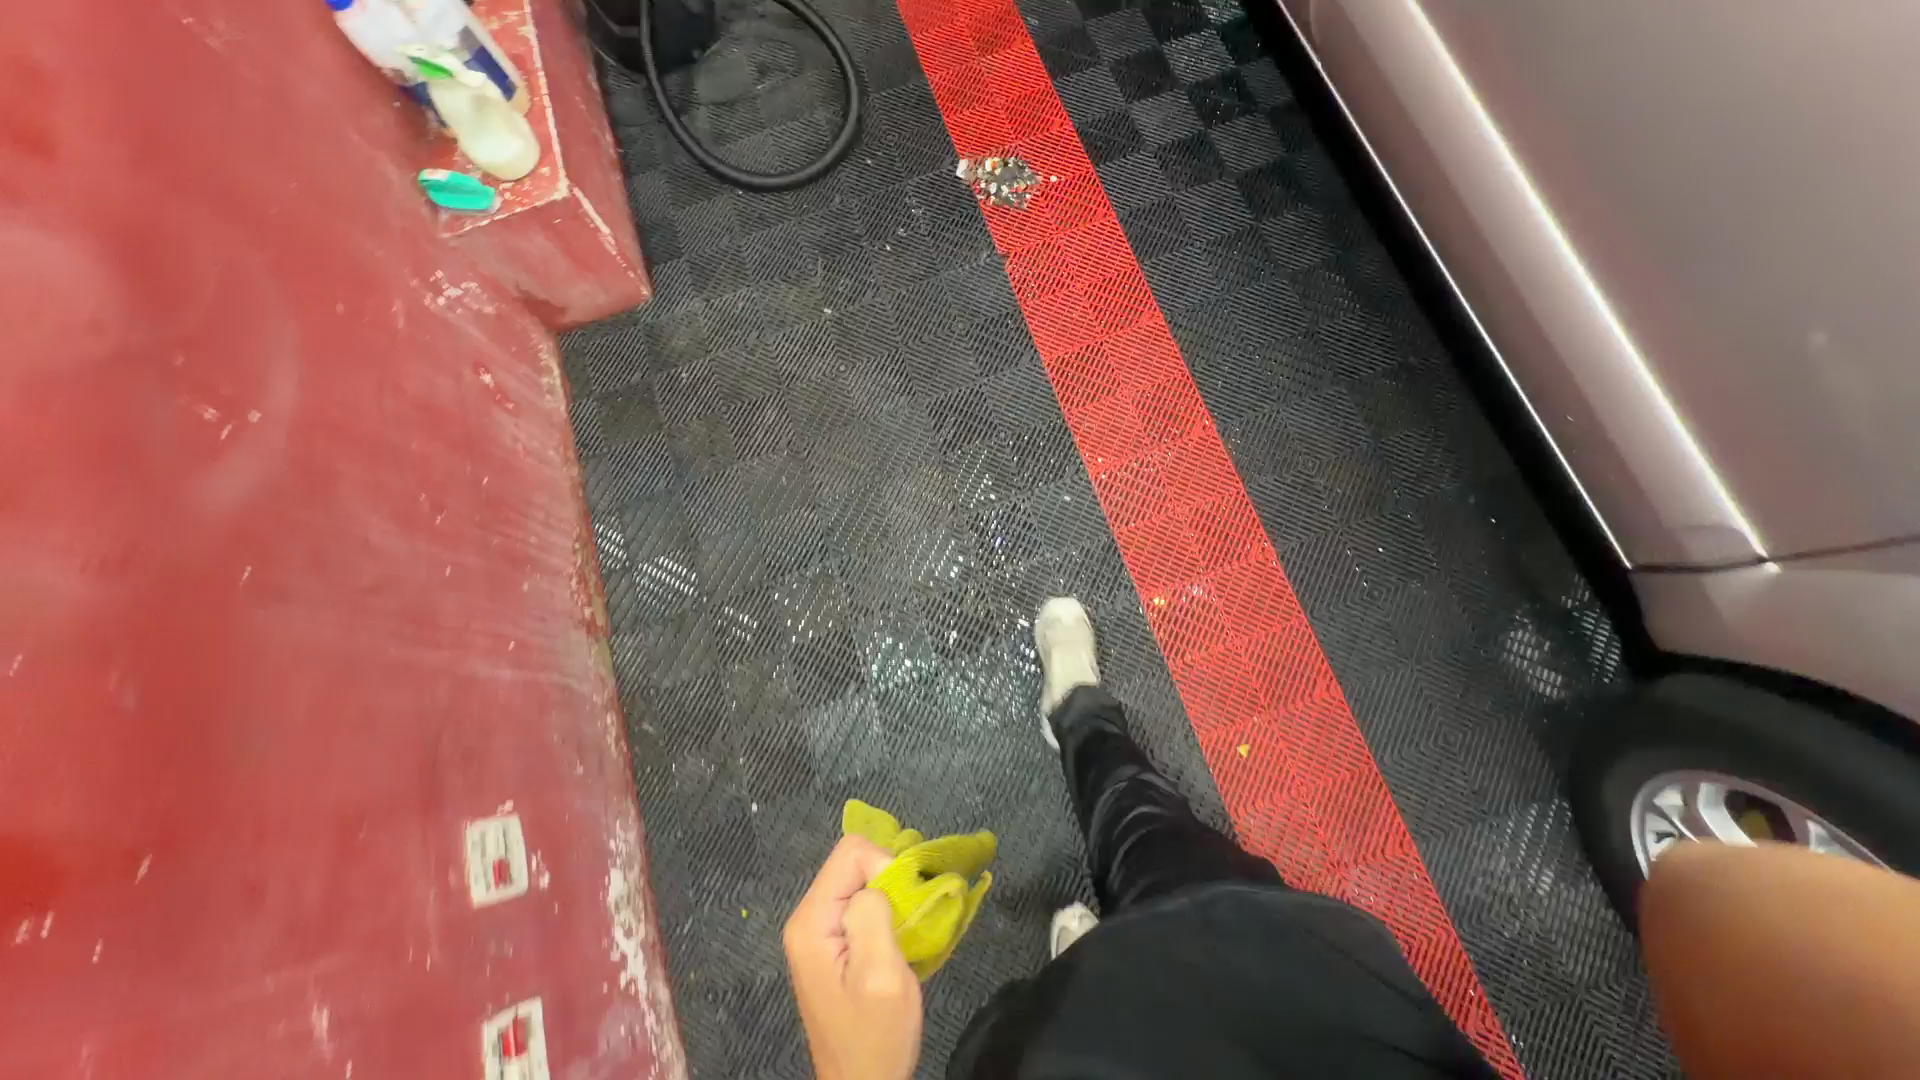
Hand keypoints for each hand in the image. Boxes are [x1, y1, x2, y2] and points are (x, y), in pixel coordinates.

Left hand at [784, 835, 922, 1079]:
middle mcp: (808, 918)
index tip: (904, 908)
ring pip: (860, 882)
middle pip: (853, 863)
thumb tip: (877, 881)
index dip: (886, 868)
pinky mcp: (833, 943)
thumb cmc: (875, 1037)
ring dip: (890, 900)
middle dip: (889, 882)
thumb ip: (873, 916)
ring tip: (904, 934)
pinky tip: (896, 942)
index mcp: (811, 921)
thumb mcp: (880, 976)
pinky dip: (886, 914)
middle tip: (908, 922)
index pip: (851, 852)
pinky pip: (861, 904)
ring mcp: (819, 931)